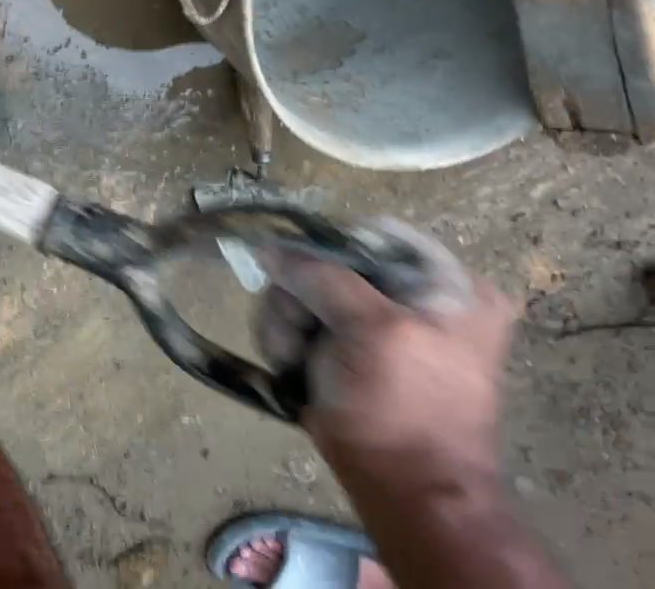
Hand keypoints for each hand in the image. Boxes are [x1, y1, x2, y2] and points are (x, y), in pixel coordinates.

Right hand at [257, 219, 516, 483]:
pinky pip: (296, 319)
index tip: (298, 273)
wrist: (401, 480)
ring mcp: (376, 323)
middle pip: (324, 264)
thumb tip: (265, 246)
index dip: (326, 249)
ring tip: (293, 358)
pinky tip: (293, 365)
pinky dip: (285, 339)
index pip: (371, 235)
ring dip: (284, 322)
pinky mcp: (343, 346)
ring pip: (299, 292)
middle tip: (299, 331)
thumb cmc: (403, 403)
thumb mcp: (371, 328)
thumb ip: (319, 276)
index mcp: (451, 286)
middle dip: (298, 297)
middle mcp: (416, 297)